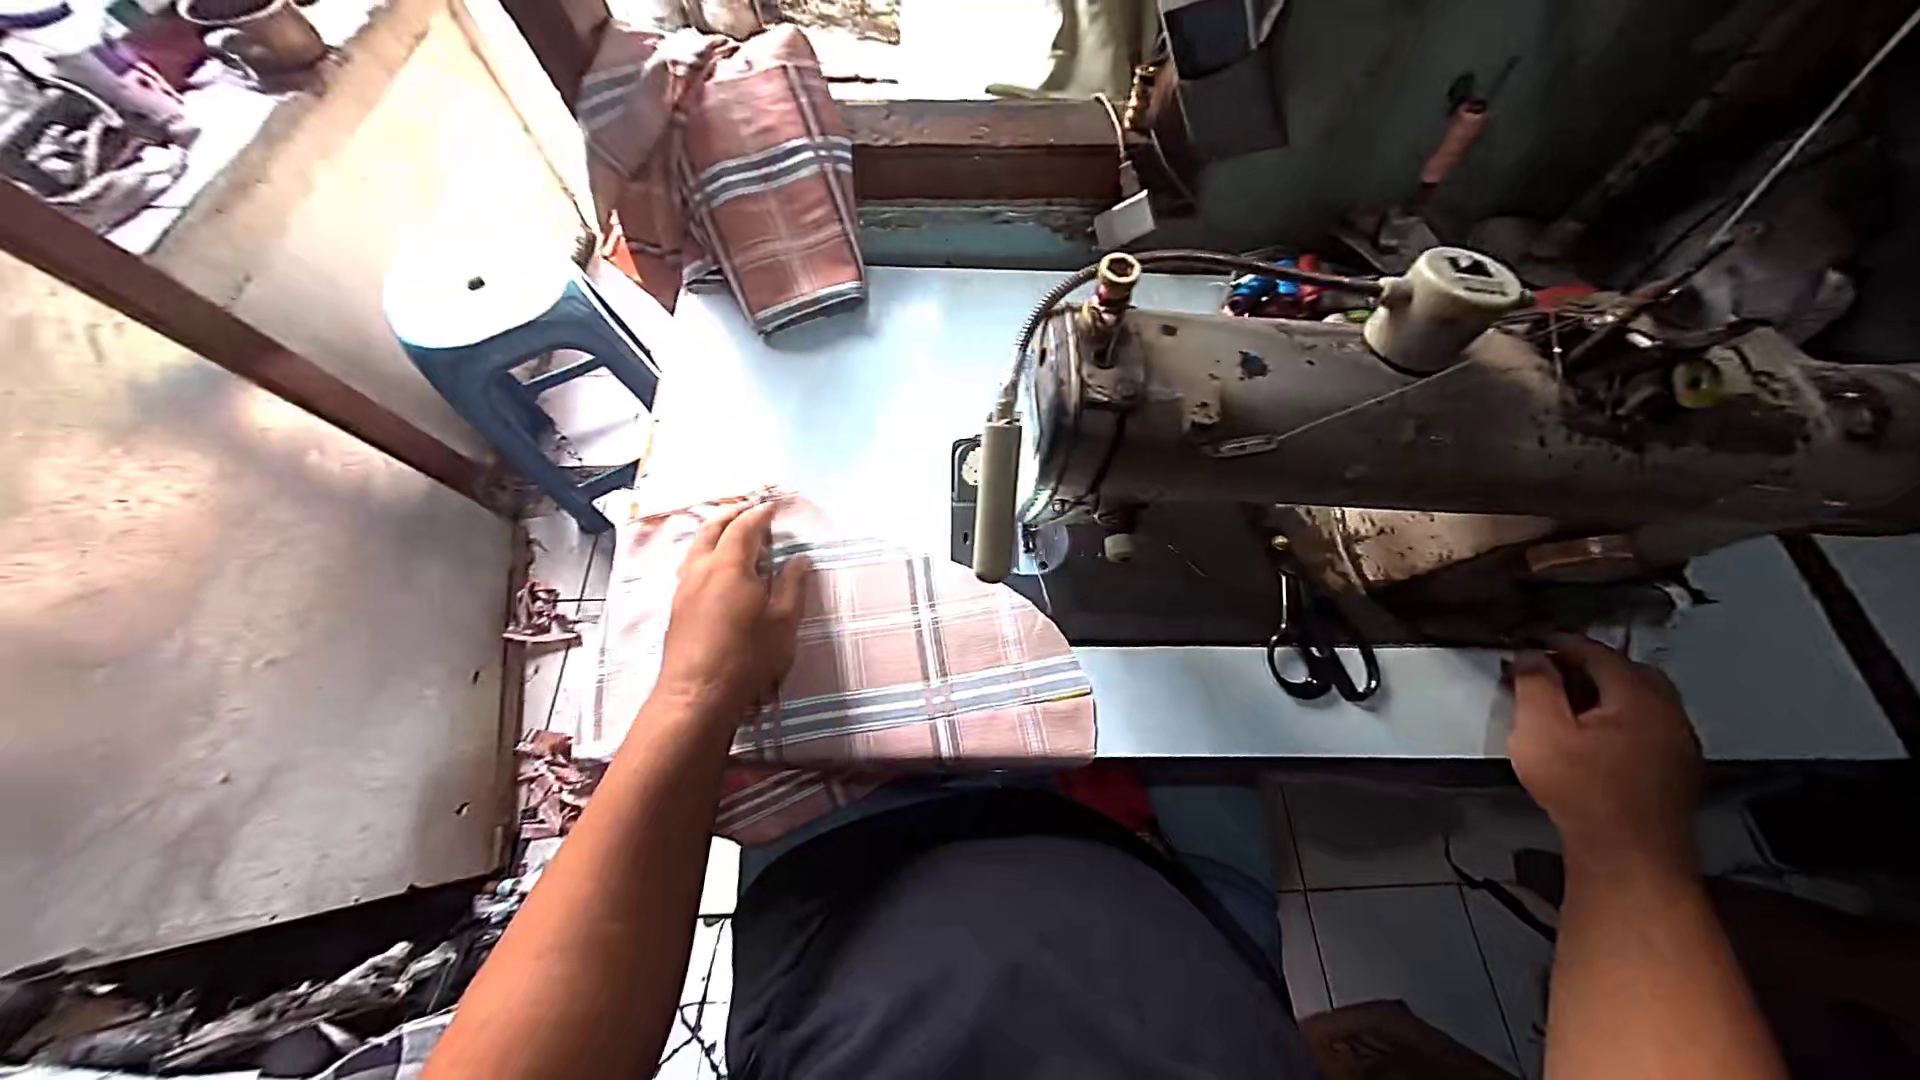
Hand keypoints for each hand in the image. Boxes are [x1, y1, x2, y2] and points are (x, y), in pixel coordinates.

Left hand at [655, 502, 811, 720]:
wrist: (698, 693)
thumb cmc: (748, 656)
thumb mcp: (784, 621)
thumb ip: (792, 585)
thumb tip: (799, 559)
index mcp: (730, 566)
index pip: (744, 528)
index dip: (759, 514)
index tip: (772, 507)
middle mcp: (702, 569)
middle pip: (713, 529)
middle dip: (732, 514)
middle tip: (749, 508)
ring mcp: (685, 587)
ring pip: (697, 545)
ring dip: (715, 530)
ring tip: (730, 528)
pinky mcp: (678, 605)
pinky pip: (691, 563)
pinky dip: (705, 550)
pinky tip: (714, 564)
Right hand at [1508, 634, 1701, 872]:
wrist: (1627, 852)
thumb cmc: (1580, 787)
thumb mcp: (1540, 729)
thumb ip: (1535, 685)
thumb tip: (1533, 655)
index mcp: (1640, 699)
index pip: (1599, 653)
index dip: (1561, 642)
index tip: (1531, 639)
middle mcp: (1669, 715)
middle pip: (1629, 672)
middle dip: (1587, 663)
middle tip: (1546, 667)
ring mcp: (1679, 744)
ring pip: (1640, 699)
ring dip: (1603, 690)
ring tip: (1562, 698)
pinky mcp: (1675, 768)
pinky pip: (1645, 723)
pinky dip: (1616, 713)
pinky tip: (1589, 731)